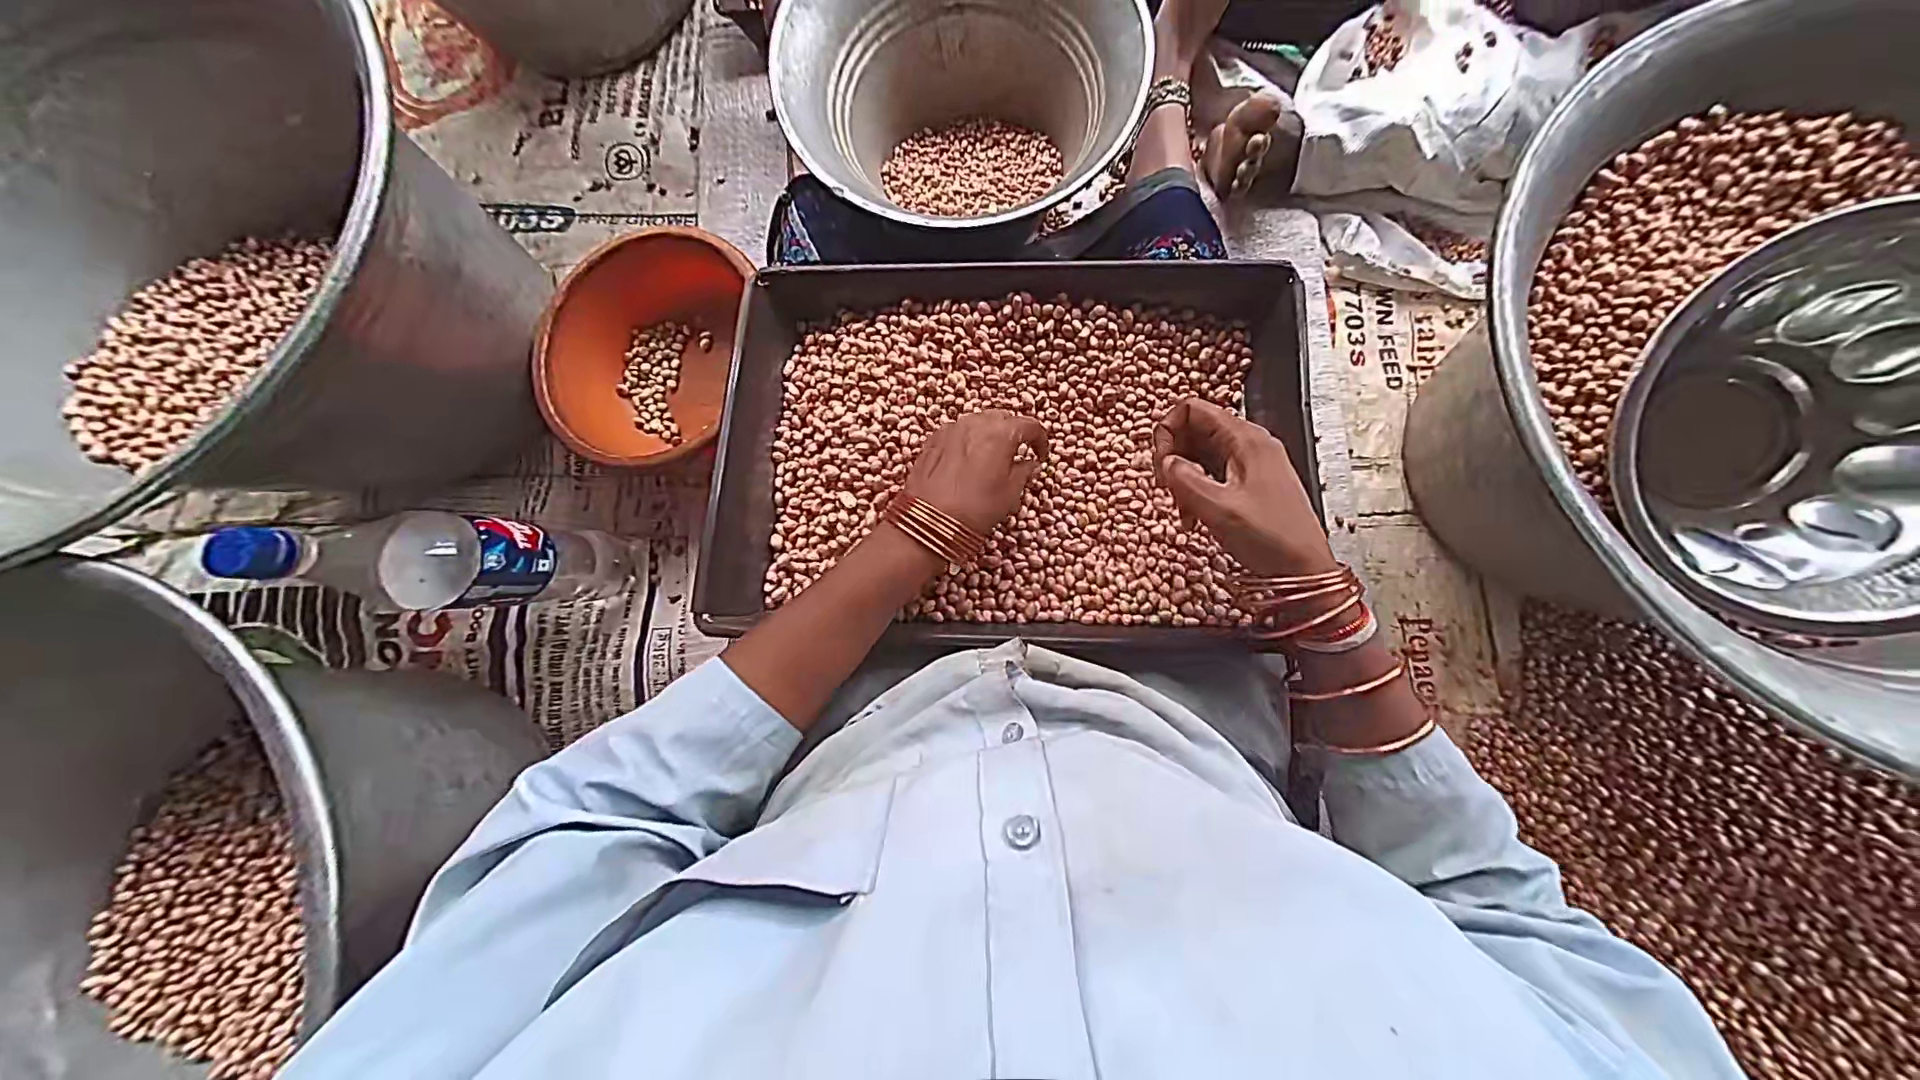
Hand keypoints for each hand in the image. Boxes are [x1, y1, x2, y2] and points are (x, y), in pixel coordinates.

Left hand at [904, 410, 1048, 533]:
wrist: (929, 520)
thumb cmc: (974, 509)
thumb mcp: (1010, 494)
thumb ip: (1023, 472)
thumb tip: (1029, 464)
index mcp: (1000, 433)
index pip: (1030, 426)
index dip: (1040, 440)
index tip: (1040, 453)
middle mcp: (975, 423)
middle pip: (1002, 419)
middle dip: (1013, 433)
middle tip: (1017, 454)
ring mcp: (951, 430)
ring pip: (978, 423)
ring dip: (989, 435)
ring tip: (992, 458)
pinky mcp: (933, 440)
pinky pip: (957, 433)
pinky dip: (967, 441)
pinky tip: (968, 461)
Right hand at [1152, 398, 1333, 576]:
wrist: (1303, 569)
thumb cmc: (1271, 537)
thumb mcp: (1218, 508)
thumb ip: (1185, 479)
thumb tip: (1164, 462)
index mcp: (1245, 439)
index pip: (1192, 409)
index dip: (1168, 430)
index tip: (1160, 462)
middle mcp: (1248, 444)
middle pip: (1193, 431)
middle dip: (1172, 457)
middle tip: (1167, 488)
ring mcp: (1249, 463)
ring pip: (1199, 455)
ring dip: (1182, 478)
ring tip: (1183, 509)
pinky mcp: (1248, 483)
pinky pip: (1210, 474)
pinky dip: (1195, 491)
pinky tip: (1194, 516)